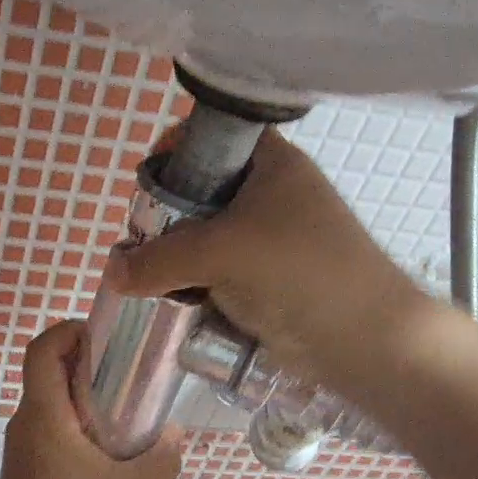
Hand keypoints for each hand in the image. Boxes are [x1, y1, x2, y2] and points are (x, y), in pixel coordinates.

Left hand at [0, 321, 182, 478]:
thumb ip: (162, 458)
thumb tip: (177, 435)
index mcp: (43, 415)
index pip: (42, 348)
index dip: (69, 330)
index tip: (105, 337)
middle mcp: (23, 424)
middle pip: (45, 373)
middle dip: (84, 363)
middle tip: (126, 374)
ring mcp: (18, 450)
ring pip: (46, 404)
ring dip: (79, 398)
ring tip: (121, 415)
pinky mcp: (20, 472)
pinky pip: (45, 431)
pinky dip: (71, 425)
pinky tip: (101, 456)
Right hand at [107, 129, 432, 394]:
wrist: (365, 339)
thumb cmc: (298, 272)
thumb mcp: (220, 253)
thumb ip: (158, 259)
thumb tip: (112, 272)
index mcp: (270, 163)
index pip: (209, 140)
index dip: (173, 155)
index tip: (147, 188)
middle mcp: (270, 194)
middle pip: (200, 191)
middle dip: (166, 216)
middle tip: (144, 242)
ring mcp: (270, 239)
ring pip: (204, 236)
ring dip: (177, 257)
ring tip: (154, 277)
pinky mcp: (267, 280)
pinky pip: (217, 272)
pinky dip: (194, 284)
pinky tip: (178, 299)